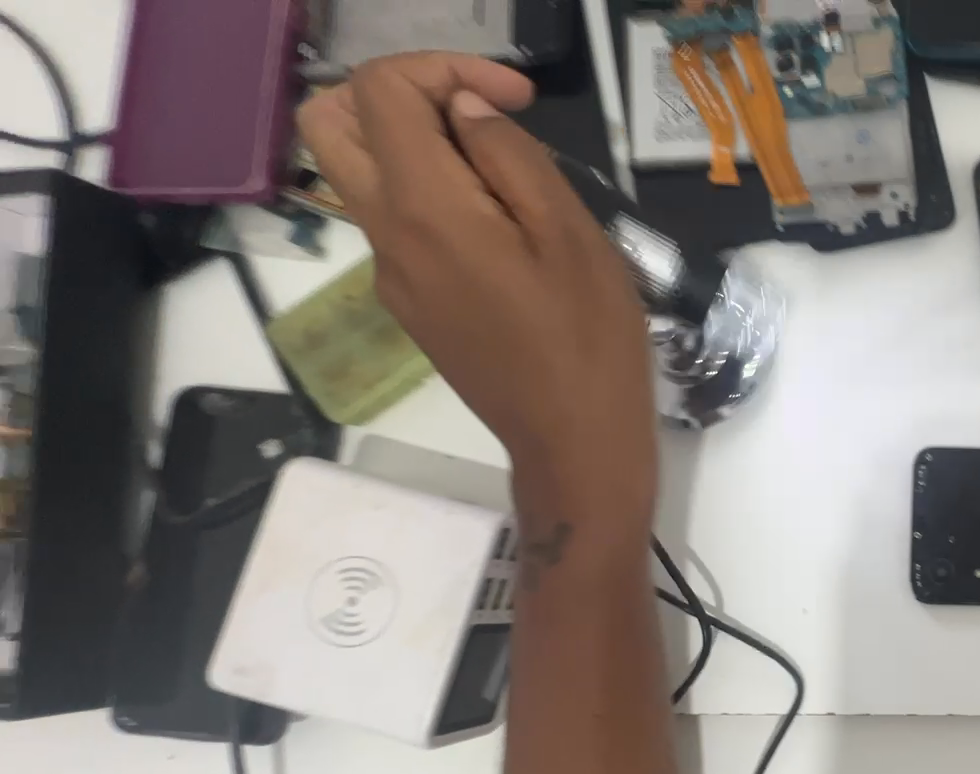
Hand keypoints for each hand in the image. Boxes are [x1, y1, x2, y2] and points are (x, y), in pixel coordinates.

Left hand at [298, 53, 656, 519]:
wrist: (574, 443)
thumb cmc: (591, 344)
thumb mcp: (574, 241)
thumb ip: (515, 161)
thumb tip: (468, 113)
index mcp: (426, 208)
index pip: (384, 90)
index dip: (448, 70)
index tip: (519, 98)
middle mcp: (387, 235)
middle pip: (334, 123)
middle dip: (402, 97)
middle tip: (482, 122)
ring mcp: (394, 278)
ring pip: (365, 178)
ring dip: (420, 152)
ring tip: (508, 185)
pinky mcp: (415, 310)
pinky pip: (400, 231)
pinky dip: (435, 203)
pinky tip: (506, 243)